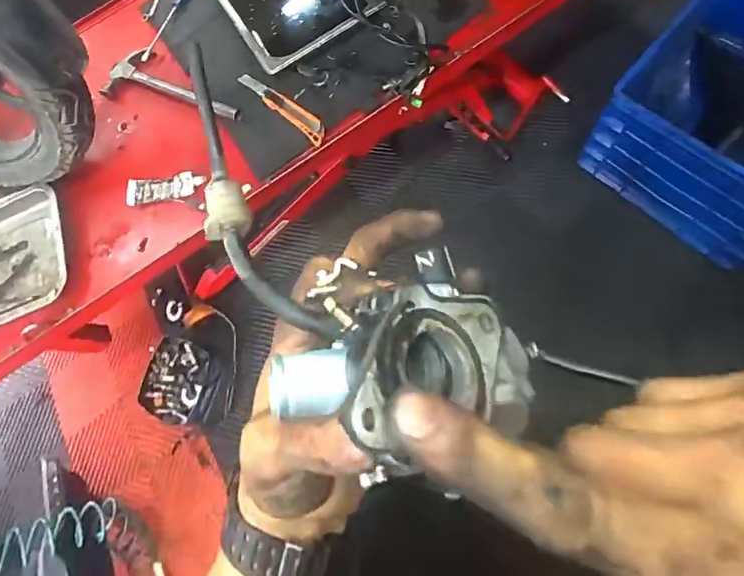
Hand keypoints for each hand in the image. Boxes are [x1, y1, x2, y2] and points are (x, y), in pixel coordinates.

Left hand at [233, 208, 444, 542]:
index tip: (392, 272)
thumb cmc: (270, 471)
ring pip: (394, 302)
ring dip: (428, 284)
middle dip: (397, 247)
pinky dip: (441, 331)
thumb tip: (362, 438)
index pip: (321, 278)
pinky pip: (414, 345)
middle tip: (437, 235)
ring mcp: (362, 353)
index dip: (355, 267)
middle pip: (361, 274)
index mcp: (300, 334)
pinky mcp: (387, 380)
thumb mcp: (274, 454)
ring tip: (469, 281)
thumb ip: (308, 445)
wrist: (292, 509)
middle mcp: (332, 332)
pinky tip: (473, 330)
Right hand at [391, 368, 743, 575]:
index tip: (413, 413)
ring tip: (710, 506)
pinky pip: (670, 390)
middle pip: (591, 446)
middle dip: (599, 486)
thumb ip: (619, 547)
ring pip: (625, 413)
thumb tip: (560, 495)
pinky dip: (680, 430)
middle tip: (659, 535)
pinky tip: (734, 467)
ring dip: (641, 458)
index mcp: (727, 544)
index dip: (484, 459)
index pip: (574, 499)